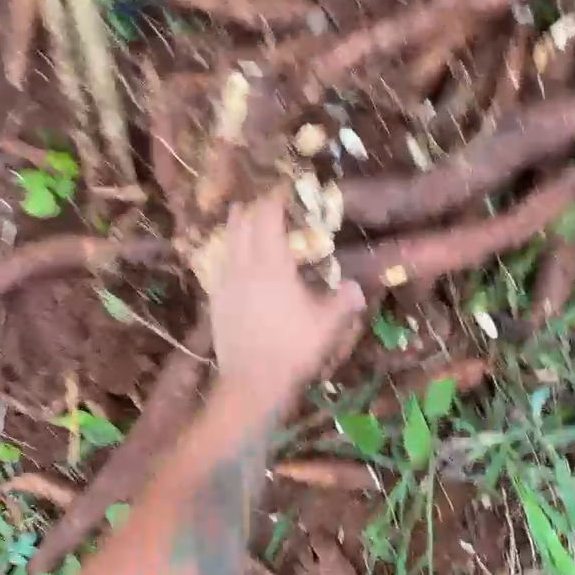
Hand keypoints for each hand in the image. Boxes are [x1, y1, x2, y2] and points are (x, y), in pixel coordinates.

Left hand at [197, 190, 364, 395]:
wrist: (252, 383)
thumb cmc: (292, 350)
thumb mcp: (327, 326)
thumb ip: (344, 302)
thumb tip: (357, 288)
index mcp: (272, 263)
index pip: (268, 216)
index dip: (275, 198)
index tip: (285, 190)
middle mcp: (244, 266)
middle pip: (242, 223)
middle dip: (253, 207)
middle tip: (266, 203)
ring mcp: (225, 284)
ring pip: (227, 242)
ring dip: (236, 226)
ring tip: (245, 220)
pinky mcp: (216, 303)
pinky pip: (220, 267)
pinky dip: (229, 255)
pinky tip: (235, 264)